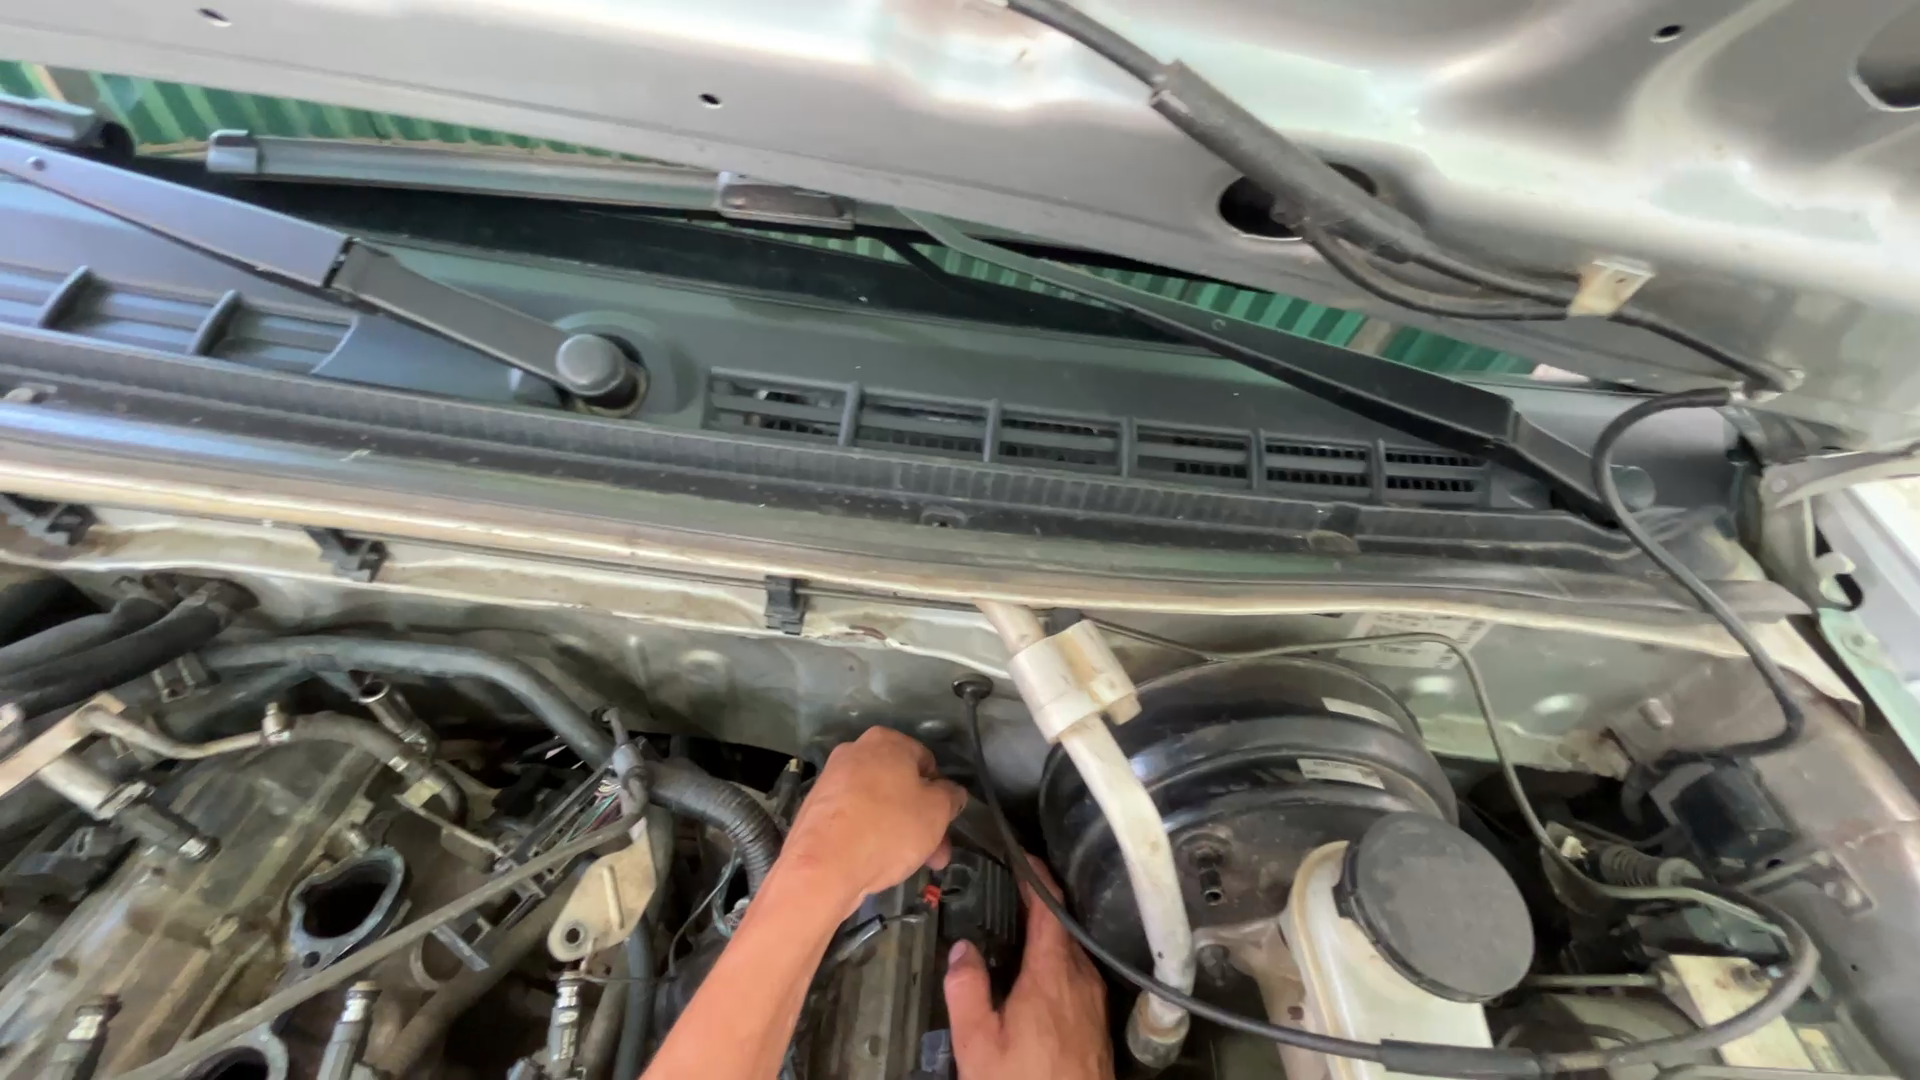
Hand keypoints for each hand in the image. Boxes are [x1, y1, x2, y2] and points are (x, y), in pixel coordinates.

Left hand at [783, 727, 967, 911]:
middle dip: (922, 820)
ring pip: (878, 804)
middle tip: (935, 854)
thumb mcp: (936, 812)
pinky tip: (877, 862)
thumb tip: (951, 792)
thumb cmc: (887, 829)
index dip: (941, 794)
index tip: (945, 823)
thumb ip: (950, 797)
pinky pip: (854, 818)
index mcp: (886, 741)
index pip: (927, 762)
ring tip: (910, 866)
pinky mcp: (815, 809)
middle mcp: (855, 751)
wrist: (822, 868)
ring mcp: (831, 780)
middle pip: (901, 785)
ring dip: (898, 831)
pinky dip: (869, 835)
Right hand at [945, 855, 1113, 1079]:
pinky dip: (1056, 959)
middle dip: (1038, 902)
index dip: (1036, 875)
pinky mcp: (1096, 1021)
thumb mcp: (978, 1044)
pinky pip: (1077, 972)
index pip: (1050, 905)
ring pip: (1071, 948)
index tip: (1021, 857)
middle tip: (1010, 890)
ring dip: (1048, 932)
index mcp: (1053, 972)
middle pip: (1062, 923)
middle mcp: (1081, 978)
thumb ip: (966, 989)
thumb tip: (962, 950)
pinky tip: (1035, 975)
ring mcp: (1093, 999)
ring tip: (1017, 928)